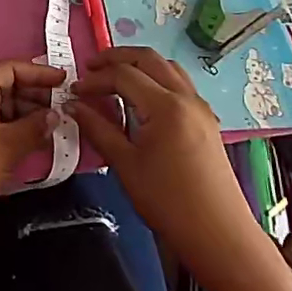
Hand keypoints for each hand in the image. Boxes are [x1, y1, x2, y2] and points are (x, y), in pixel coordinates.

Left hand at [0, 59, 65, 238]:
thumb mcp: (7, 147)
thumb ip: (35, 127)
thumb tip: (55, 116)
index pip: (11, 68)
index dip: (40, 73)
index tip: (65, 81)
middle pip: (8, 84)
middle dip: (37, 95)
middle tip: (65, 108)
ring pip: (3, 104)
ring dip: (28, 113)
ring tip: (55, 126)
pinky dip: (15, 126)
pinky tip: (35, 139)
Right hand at [66, 47, 262, 276]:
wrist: (217, 232)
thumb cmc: (167, 201)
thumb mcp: (125, 164)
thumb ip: (98, 128)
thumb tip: (74, 105)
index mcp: (165, 106)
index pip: (124, 75)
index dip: (95, 79)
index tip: (74, 91)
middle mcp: (186, 97)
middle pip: (148, 59)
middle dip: (117, 58)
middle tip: (91, 68)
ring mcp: (200, 107)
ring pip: (167, 67)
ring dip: (139, 66)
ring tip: (114, 79)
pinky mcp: (206, 120)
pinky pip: (179, 85)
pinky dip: (156, 80)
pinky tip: (141, 100)